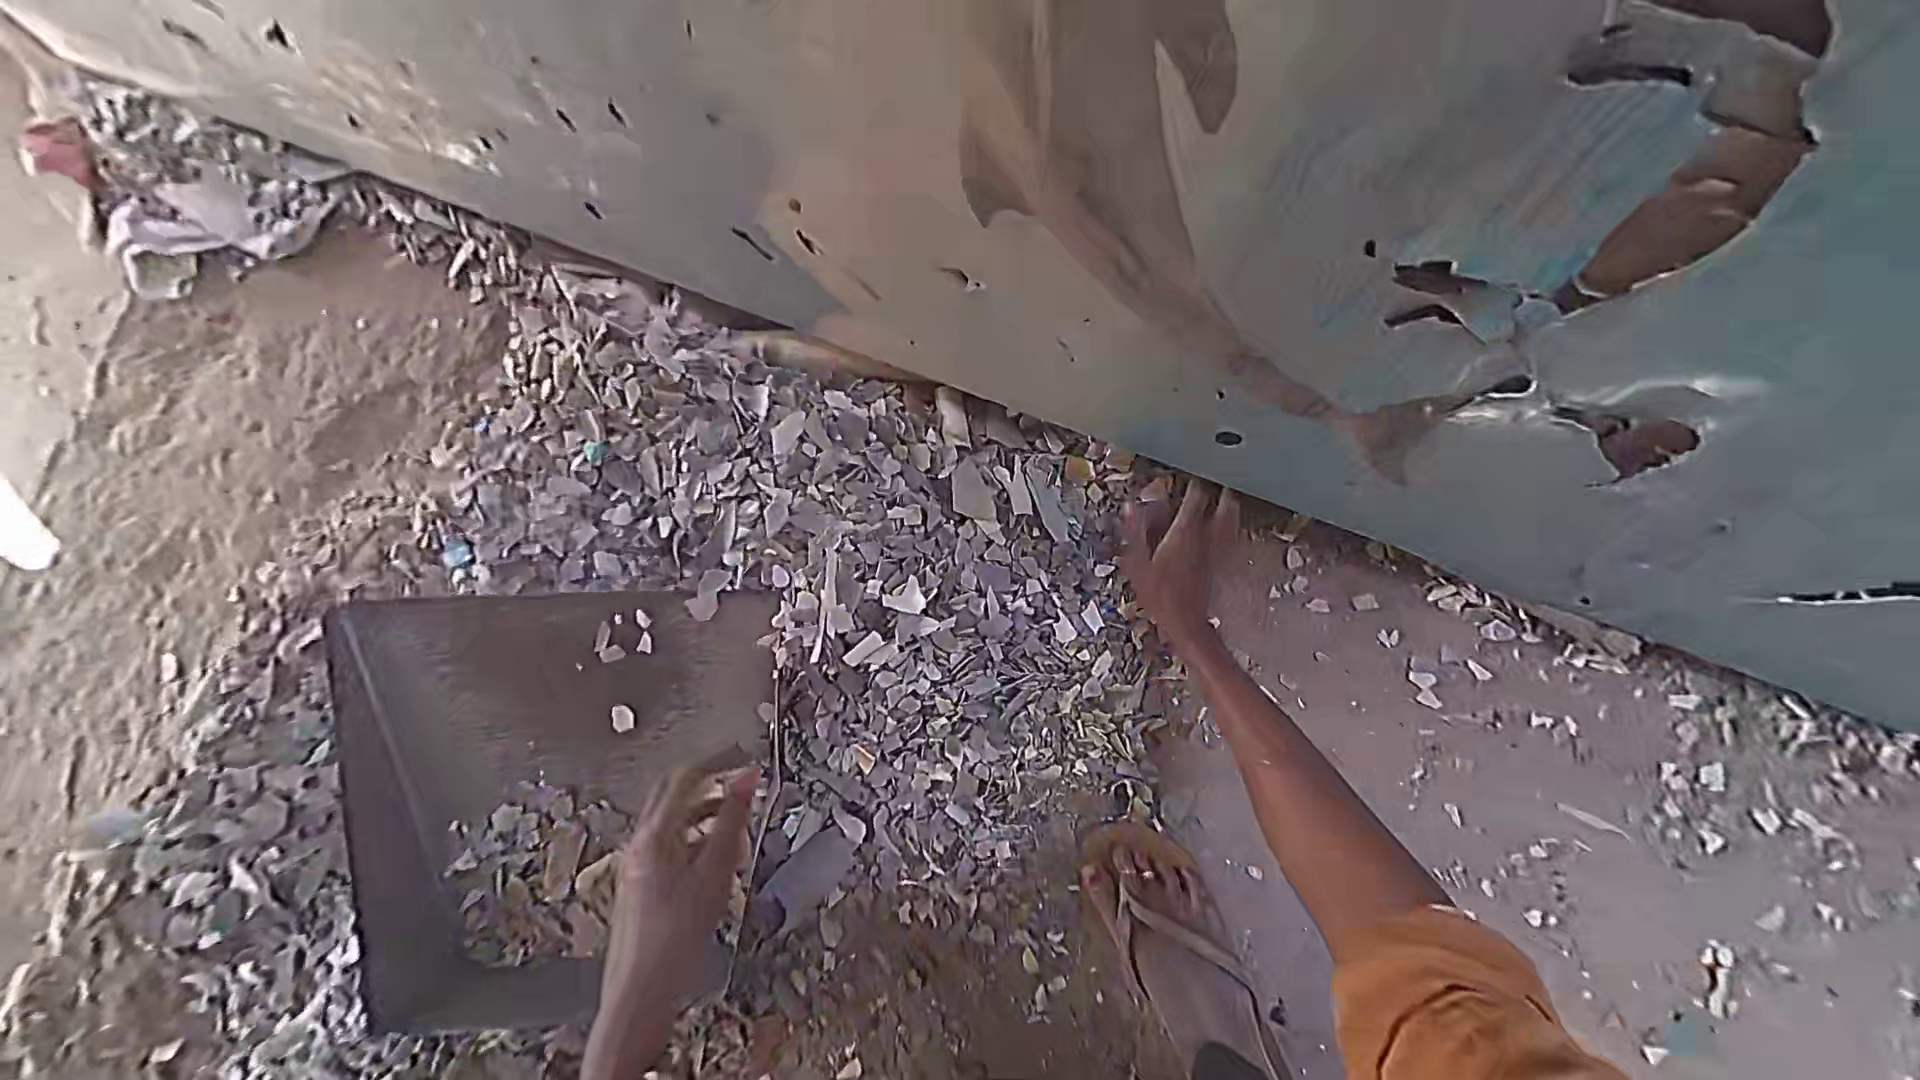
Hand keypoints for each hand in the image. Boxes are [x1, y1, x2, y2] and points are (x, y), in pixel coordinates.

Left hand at [584, 765, 756, 1079]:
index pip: (687, 777)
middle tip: (743, 780)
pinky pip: (673, 842)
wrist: (640, 996)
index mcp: (655, 834)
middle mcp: (641, 842)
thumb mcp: (715, 871)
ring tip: (739, 826)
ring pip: (675, 818)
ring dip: (708, 812)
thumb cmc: (675, 937)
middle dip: (711, 782)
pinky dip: (699, 836)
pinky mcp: (643, 882)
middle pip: (675, 793)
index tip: (747, 755)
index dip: (720, 760)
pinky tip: (719, 857)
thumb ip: (732, 820)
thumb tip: (747, 778)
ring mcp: (639, 863)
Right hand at [1121, 477, 1239, 653]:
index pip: (1195, 498)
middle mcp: (1206, 537)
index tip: (1190, 476)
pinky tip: (1229, 526)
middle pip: (1222, 505)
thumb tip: (1130, 506)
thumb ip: (1136, 531)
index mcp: (1184, 532)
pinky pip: (1232, 536)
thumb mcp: (1137, 562)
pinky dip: (1232, 526)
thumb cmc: (1159, 595)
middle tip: (1218, 480)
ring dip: (1231, 506)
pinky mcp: (1223, 563)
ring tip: (1228, 497)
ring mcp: (1218, 550)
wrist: (1185, 623)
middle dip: (1221, 490)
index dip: (1194, 483)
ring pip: (1232, 519)